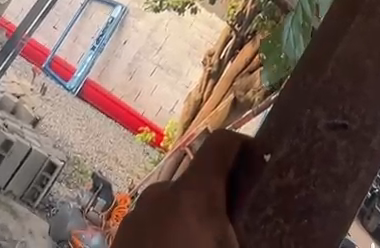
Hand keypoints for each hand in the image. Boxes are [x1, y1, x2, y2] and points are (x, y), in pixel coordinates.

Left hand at [111, 130, 264, 247]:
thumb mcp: (230, 247)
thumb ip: (241, 229)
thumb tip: (259, 225)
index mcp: (194, 195)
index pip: (221, 142)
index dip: (244, 146)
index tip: (261, 163)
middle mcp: (161, 194)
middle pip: (196, 178)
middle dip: (218, 196)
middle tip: (236, 226)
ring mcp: (135, 218)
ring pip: (172, 203)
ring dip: (191, 218)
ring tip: (204, 244)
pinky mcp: (119, 242)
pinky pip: (152, 225)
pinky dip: (168, 235)